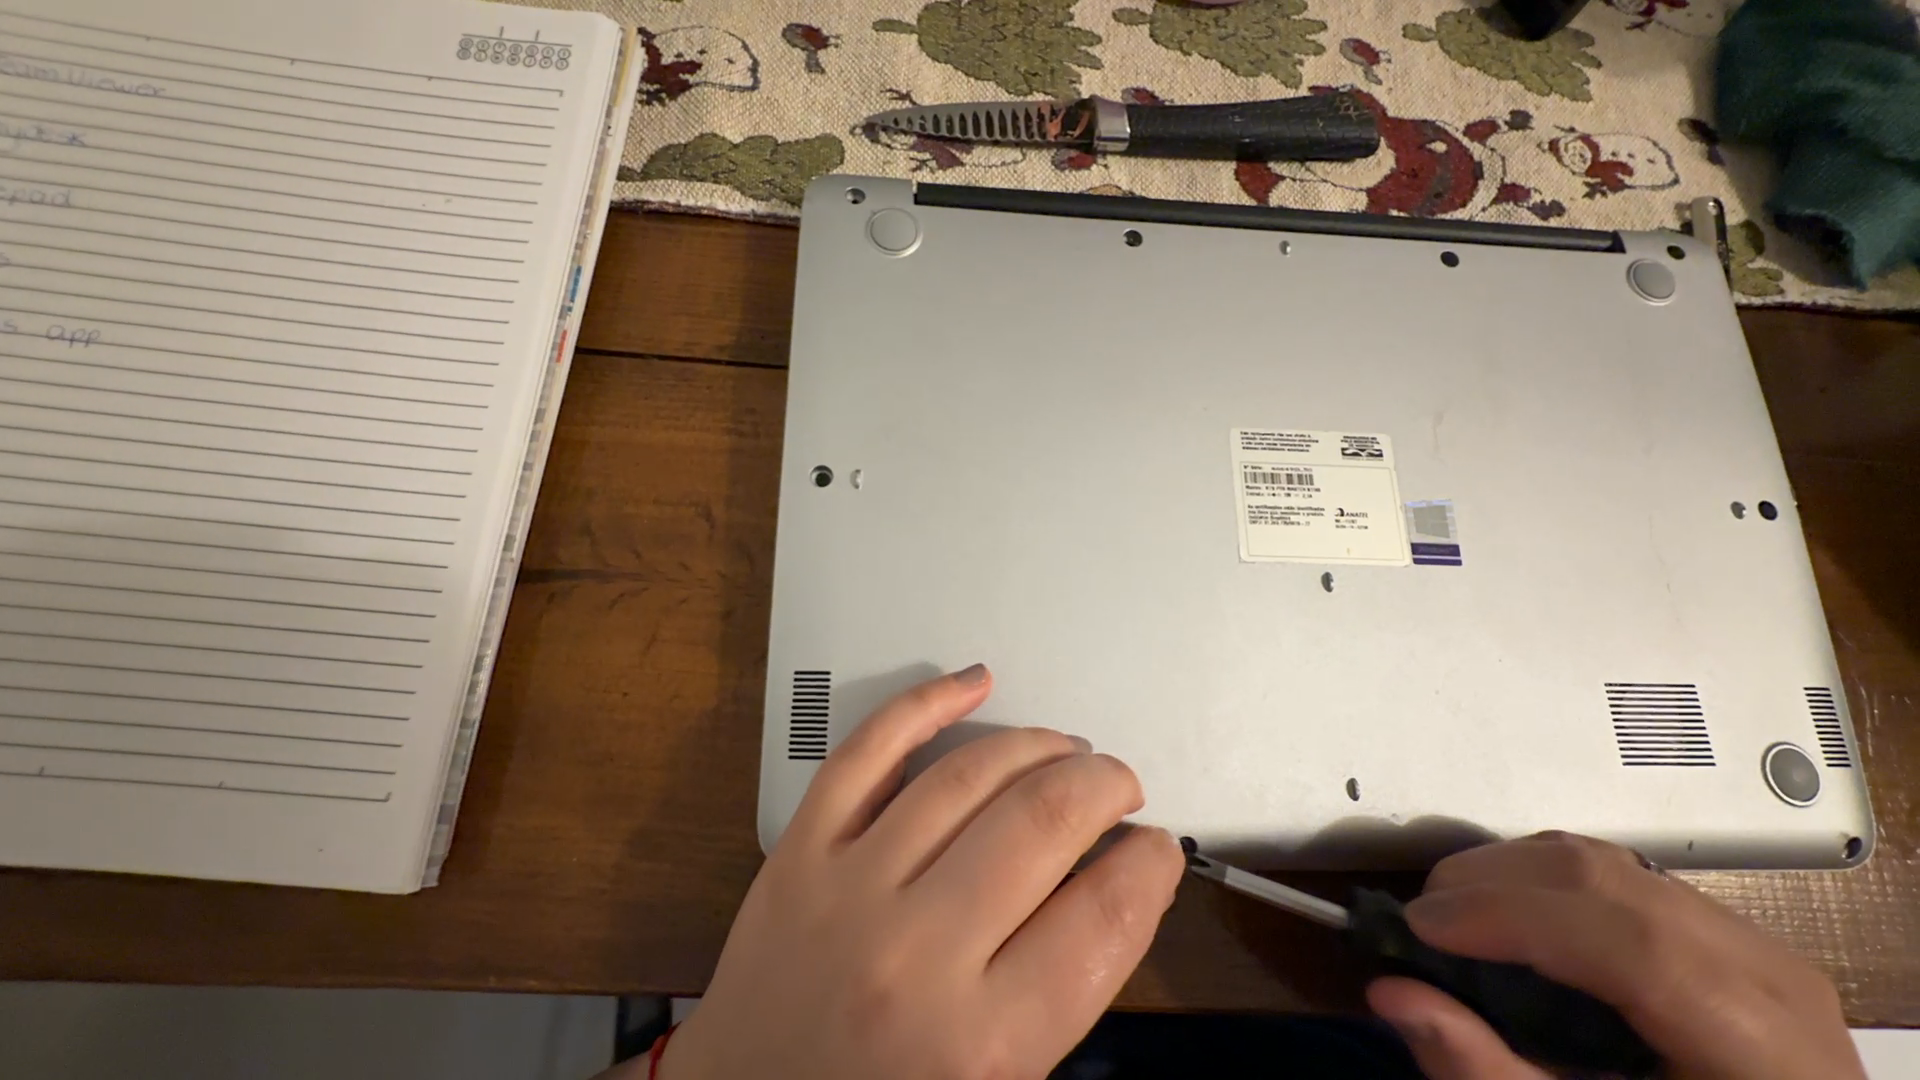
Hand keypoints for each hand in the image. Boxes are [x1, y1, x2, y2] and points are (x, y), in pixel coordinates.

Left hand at [656, 665, 1184, 1079]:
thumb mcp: (1001, 1075)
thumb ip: (1066, 985)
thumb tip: (1123, 880)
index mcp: (983, 1040)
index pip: (1103, 917)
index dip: (1149, 865)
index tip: (1153, 845)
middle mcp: (917, 954)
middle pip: (1042, 823)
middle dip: (1102, 786)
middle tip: (1116, 785)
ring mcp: (850, 889)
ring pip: (968, 776)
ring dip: (1036, 746)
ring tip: (1066, 750)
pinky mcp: (801, 850)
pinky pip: (869, 751)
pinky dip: (926, 704)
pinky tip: (973, 685)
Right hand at [1366, 831, 1866, 1079]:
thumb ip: (1486, 1071)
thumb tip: (1389, 992)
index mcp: (1750, 1042)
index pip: (1624, 941)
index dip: (1507, 917)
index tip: (1416, 927)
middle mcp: (1758, 968)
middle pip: (1598, 877)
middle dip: (1487, 883)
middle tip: (1420, 923)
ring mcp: (1742, 935)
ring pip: (1597, 858)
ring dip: (1504, 872)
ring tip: (1455, 917)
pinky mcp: (1714, 921)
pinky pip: (1609, 868)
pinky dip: (1537, 878)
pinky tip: (1510, 918)